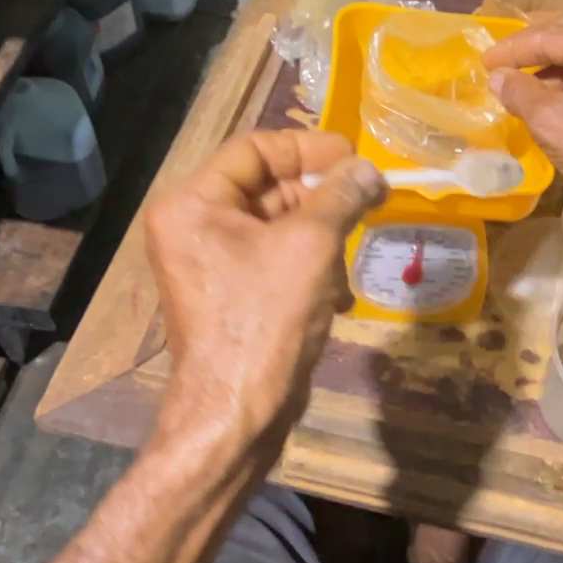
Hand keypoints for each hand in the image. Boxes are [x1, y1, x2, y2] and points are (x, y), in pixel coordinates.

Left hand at [144, 131, 385, 454]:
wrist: (239, 414)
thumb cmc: (267, 320)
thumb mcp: (311, 245)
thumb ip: (341, 194)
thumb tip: (369, 168)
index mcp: (194, 204)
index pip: (255, 149)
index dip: (308, 149)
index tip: (355, 158)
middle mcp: (195, 227)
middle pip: (269, 186)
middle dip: (321, 200)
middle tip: (368, 203)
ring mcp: (212, 263)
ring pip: (280, 224)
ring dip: (322, 239)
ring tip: (345, 264)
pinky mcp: (233, 293)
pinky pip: (277, 258)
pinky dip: (310, 267)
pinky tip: (334, 295)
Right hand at [483, 17, 562, 234]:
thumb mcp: (550, 121)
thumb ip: (519, 91)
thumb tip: (498, 77)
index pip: (551, 35)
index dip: (513, 48)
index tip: (485, 61)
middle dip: (532, 48)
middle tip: (500, 61)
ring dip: (551, 64)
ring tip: (520, 79)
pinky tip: (550, 93)